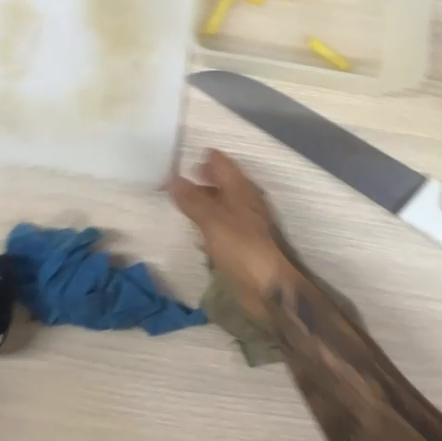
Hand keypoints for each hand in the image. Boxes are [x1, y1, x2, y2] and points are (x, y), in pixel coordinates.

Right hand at [167, 149, 297, 315]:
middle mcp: (245, 204)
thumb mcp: (213, 221)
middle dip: (208, 177)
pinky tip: (199, 227)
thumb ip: (193, 200)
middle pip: (226, 183)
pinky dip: (210, 221)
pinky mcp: (242, 246)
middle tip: (187, 173)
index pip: (224, 166)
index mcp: (241, 191)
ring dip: (208, 199)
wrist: (268, 288)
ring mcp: (246, 225)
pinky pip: (223, 225)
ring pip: (224, 204)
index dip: (209, 158)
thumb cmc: (242, 248)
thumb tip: (173, 179)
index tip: (191, 152)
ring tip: (186, 197)